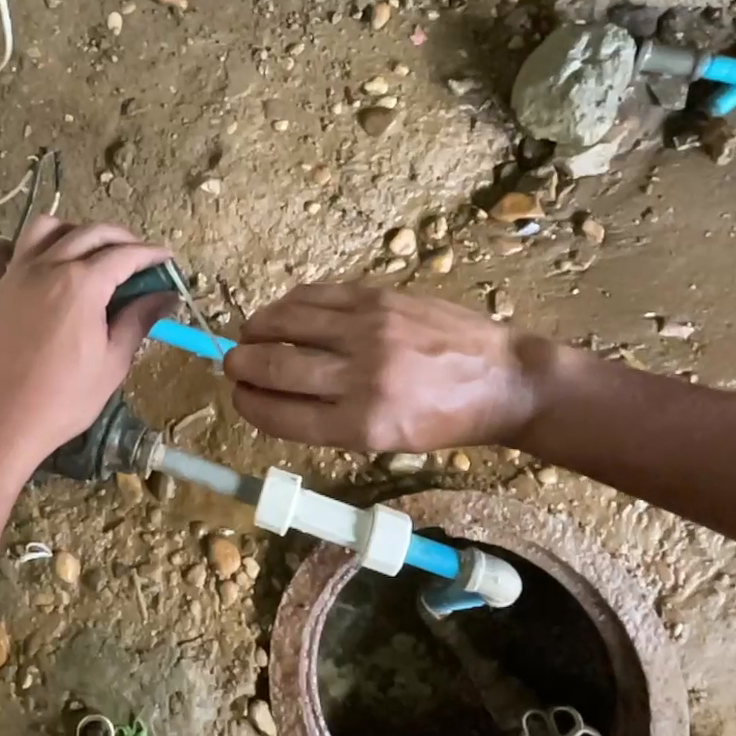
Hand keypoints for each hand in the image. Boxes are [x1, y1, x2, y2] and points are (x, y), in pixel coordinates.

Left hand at [0, 217, 173, 473]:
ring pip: (43, 228)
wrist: (4, 421)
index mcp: (81, 283)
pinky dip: (13, 247)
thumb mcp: (113, 361)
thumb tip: (167, 296)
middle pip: (89, 233)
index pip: (124, 255)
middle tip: (138, 258)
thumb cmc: (65, 398)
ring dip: (71, 231)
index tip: (167, 260)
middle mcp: (47, 267)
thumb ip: (139, 319)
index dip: (150, 255)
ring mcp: (14, 275)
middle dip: (120, 238)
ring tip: (88, 251)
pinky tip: (28, 260)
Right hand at [225, 284, 546, 451]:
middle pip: (273, 367)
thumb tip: (267, 395)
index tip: (237, 396)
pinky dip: (286, 305)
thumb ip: (324, 419)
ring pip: (284, 322)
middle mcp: (361, 376)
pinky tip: (281, 313)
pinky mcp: (375, 297)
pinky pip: (312, 295)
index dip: (247, 405)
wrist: (502, 378)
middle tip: (232, 365)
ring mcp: (368, 330)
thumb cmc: (441, 420)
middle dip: (238, 366)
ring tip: (249, 336)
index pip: (278, 414)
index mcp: (361, 424)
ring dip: (253, 330)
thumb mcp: (383, 440)